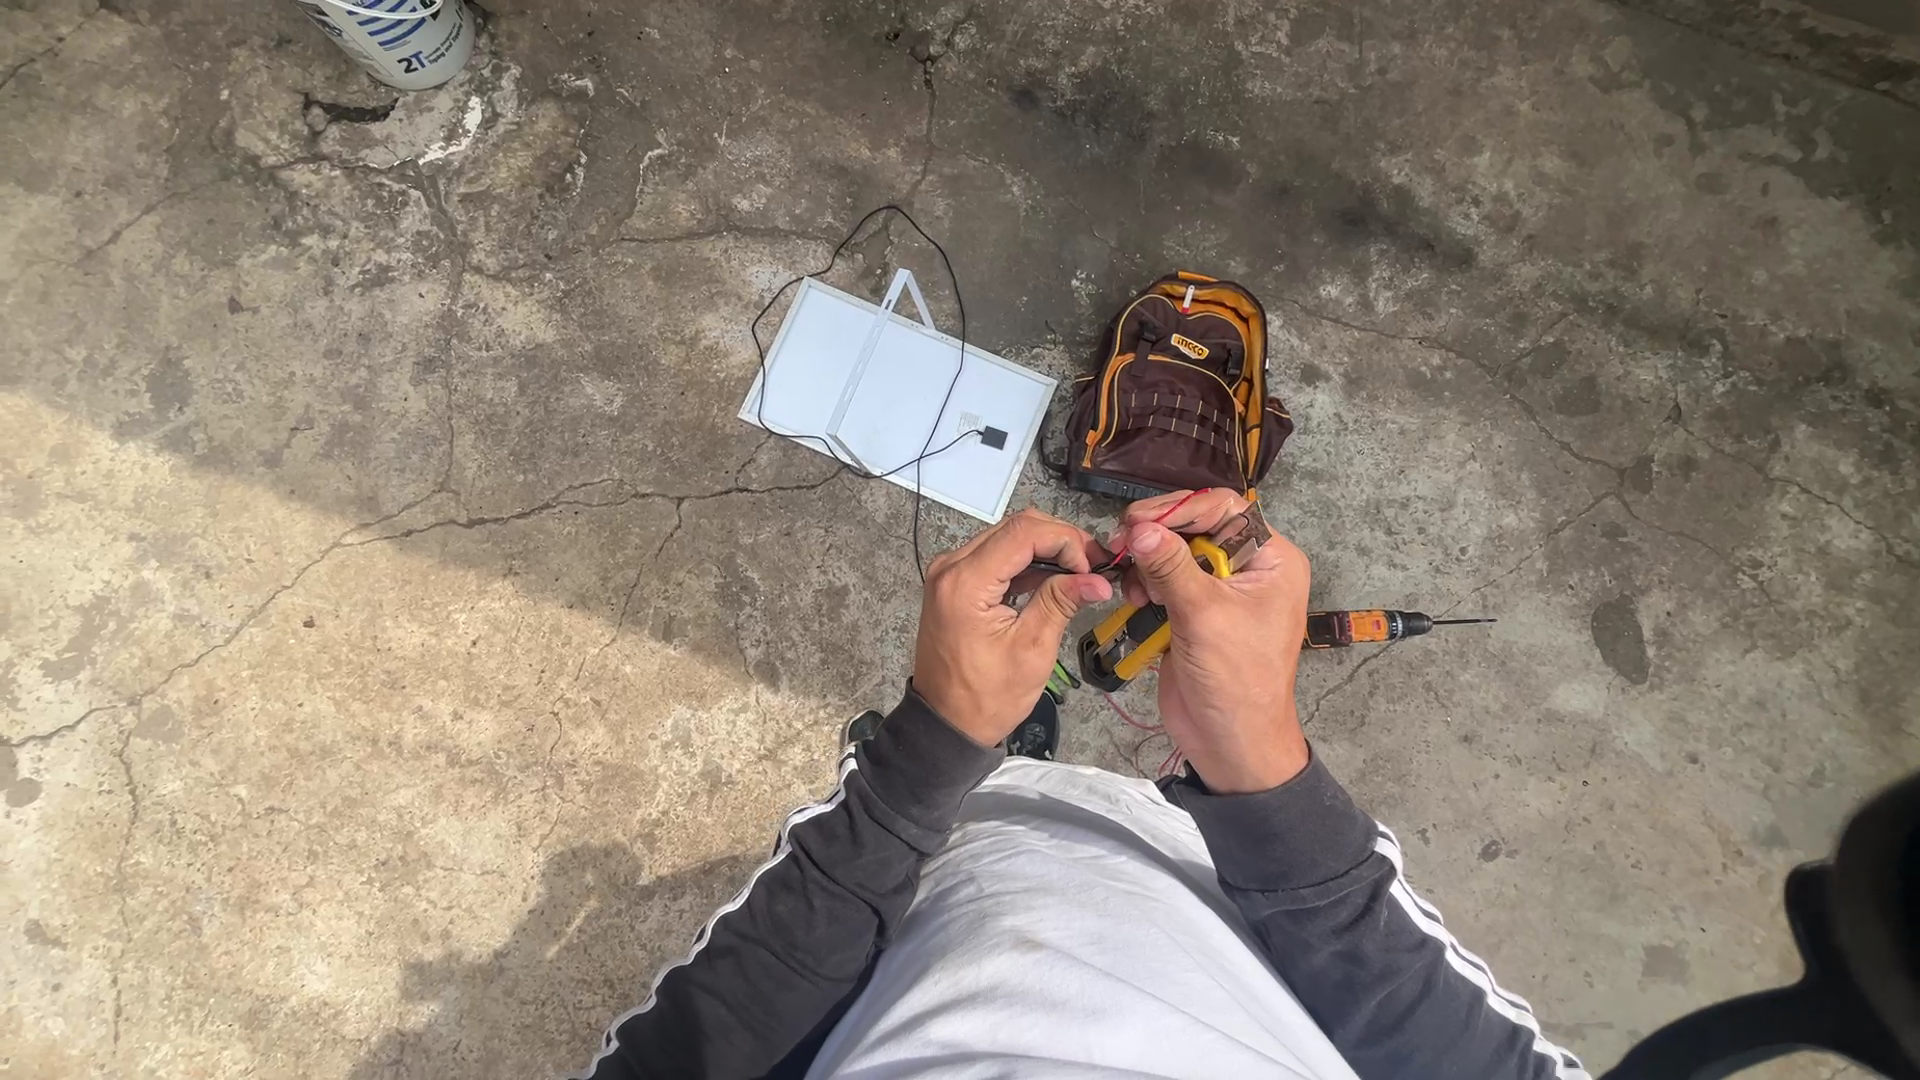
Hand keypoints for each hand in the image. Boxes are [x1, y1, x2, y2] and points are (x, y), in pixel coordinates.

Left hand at [915, 509, 1113, 746]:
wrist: (946, 721)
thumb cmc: (985, 696)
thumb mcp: (1032, 649)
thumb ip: (1060, 602)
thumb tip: (1097, 579)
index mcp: (965, 582)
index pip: (1022, 532)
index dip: (1064, 540)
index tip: (1091, 565)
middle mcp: (950, 567)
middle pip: (1014, 527)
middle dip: (1058, 540)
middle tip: (1092, 565)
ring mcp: (949, 572)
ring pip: (1005, 537)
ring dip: (1044, 548)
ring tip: (1079, 571)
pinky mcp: (954, 582)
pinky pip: (994, 556)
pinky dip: (1025, 562)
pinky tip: (1053, 579)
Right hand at [1118, 490, 1311, 793]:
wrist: (1229, 741)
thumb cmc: (1236, 681)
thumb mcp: (1203, 616)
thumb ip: (1170, 566)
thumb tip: (1139, 528)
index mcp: (1270, 559)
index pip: (1224, 508)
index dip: (1180, 509)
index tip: (1139, 521)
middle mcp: (1247, 566)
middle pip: (1194, 525)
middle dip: (1157, 533)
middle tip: (1122, 540)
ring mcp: (1217, 588)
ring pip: (1173, 550)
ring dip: (1146, 560)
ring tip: (1132, 581)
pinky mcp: (1191, 608)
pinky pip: (1163, 577)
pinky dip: (1144, 581)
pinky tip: (1135, 597)